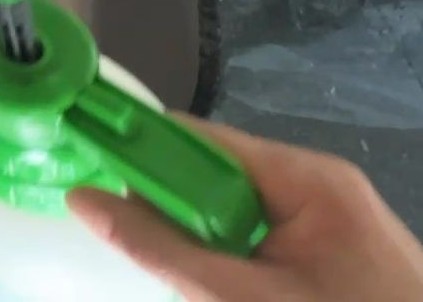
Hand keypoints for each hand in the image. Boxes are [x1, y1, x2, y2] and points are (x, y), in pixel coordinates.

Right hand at [67, 116, 422, 301]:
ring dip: (203, 237)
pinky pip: (261, 232)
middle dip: (174, 208)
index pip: (190, 136)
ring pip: (232, 207)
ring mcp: (335, 217)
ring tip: (204, 281)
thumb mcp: (244, 301)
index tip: (96, 177)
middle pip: (208, 172)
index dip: (139, 154)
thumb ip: (158, 247)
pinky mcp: (343, 249)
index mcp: (303, 176)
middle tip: (156, 249)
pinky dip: (235, 256)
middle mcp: (318, 182)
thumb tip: (79, 198)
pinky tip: (236, 289)